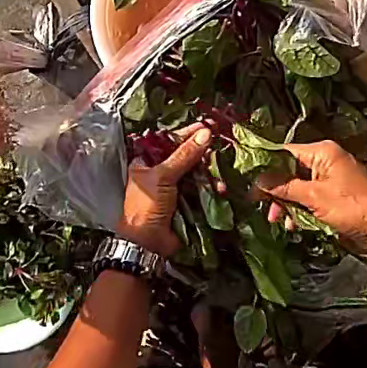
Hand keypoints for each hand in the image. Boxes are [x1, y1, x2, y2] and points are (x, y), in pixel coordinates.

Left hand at [117, 124, 211, 256]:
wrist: (149, 242)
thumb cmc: (147, 205)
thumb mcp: (163, 176)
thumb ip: (183, 155)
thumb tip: (204, 133)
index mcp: (146, 162)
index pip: (167, 141)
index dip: (186, 133)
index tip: (206, 125)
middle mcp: (159, 172)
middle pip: (184, 156)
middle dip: (202, 152)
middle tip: (219, 145)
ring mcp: (173, 187)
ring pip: (195, 172)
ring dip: (208, 171)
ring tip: (220, 170)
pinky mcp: (185, 201)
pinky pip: (201, 189)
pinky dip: (211, 187)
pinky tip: (220, 187)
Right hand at [250, 140, 366, 242]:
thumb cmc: (352, 206)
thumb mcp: (313, 196)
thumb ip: (282, 187)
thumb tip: (256, 180)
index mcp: (321, 152)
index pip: (282, 152)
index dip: (264, 167)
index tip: (249, 183)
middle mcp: (325, 159)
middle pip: (287, 170)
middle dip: (274, 190)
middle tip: (261, 206)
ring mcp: (331, 175)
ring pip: (296, 185)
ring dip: (285, 203)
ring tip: (279, 220)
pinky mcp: (334, 191)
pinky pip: (308, 195)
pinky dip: (299, 207)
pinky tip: (294, 223)